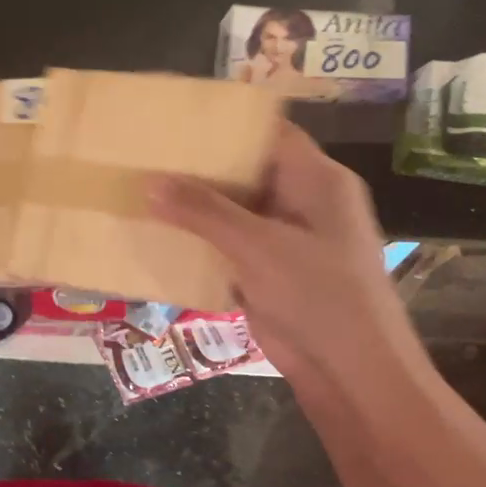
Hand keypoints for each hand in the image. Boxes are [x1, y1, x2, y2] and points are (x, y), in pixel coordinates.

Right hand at [148, 122, 425, 386]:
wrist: (348, 367)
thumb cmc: (317, 295)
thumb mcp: (257, 246)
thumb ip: (202, 212)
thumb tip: (149, 181)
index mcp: (317, 182)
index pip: (269, 135)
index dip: (225, 124)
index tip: (173, 119)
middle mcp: (301, 202)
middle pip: (244, 170)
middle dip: (196, 165)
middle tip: (143, 154)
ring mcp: (283, 238)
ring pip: (230, 210)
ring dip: (190, 205)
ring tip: (137, 190)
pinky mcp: (265, 269)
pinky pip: (224, 243)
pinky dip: (194, 239)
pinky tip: (153, 235)